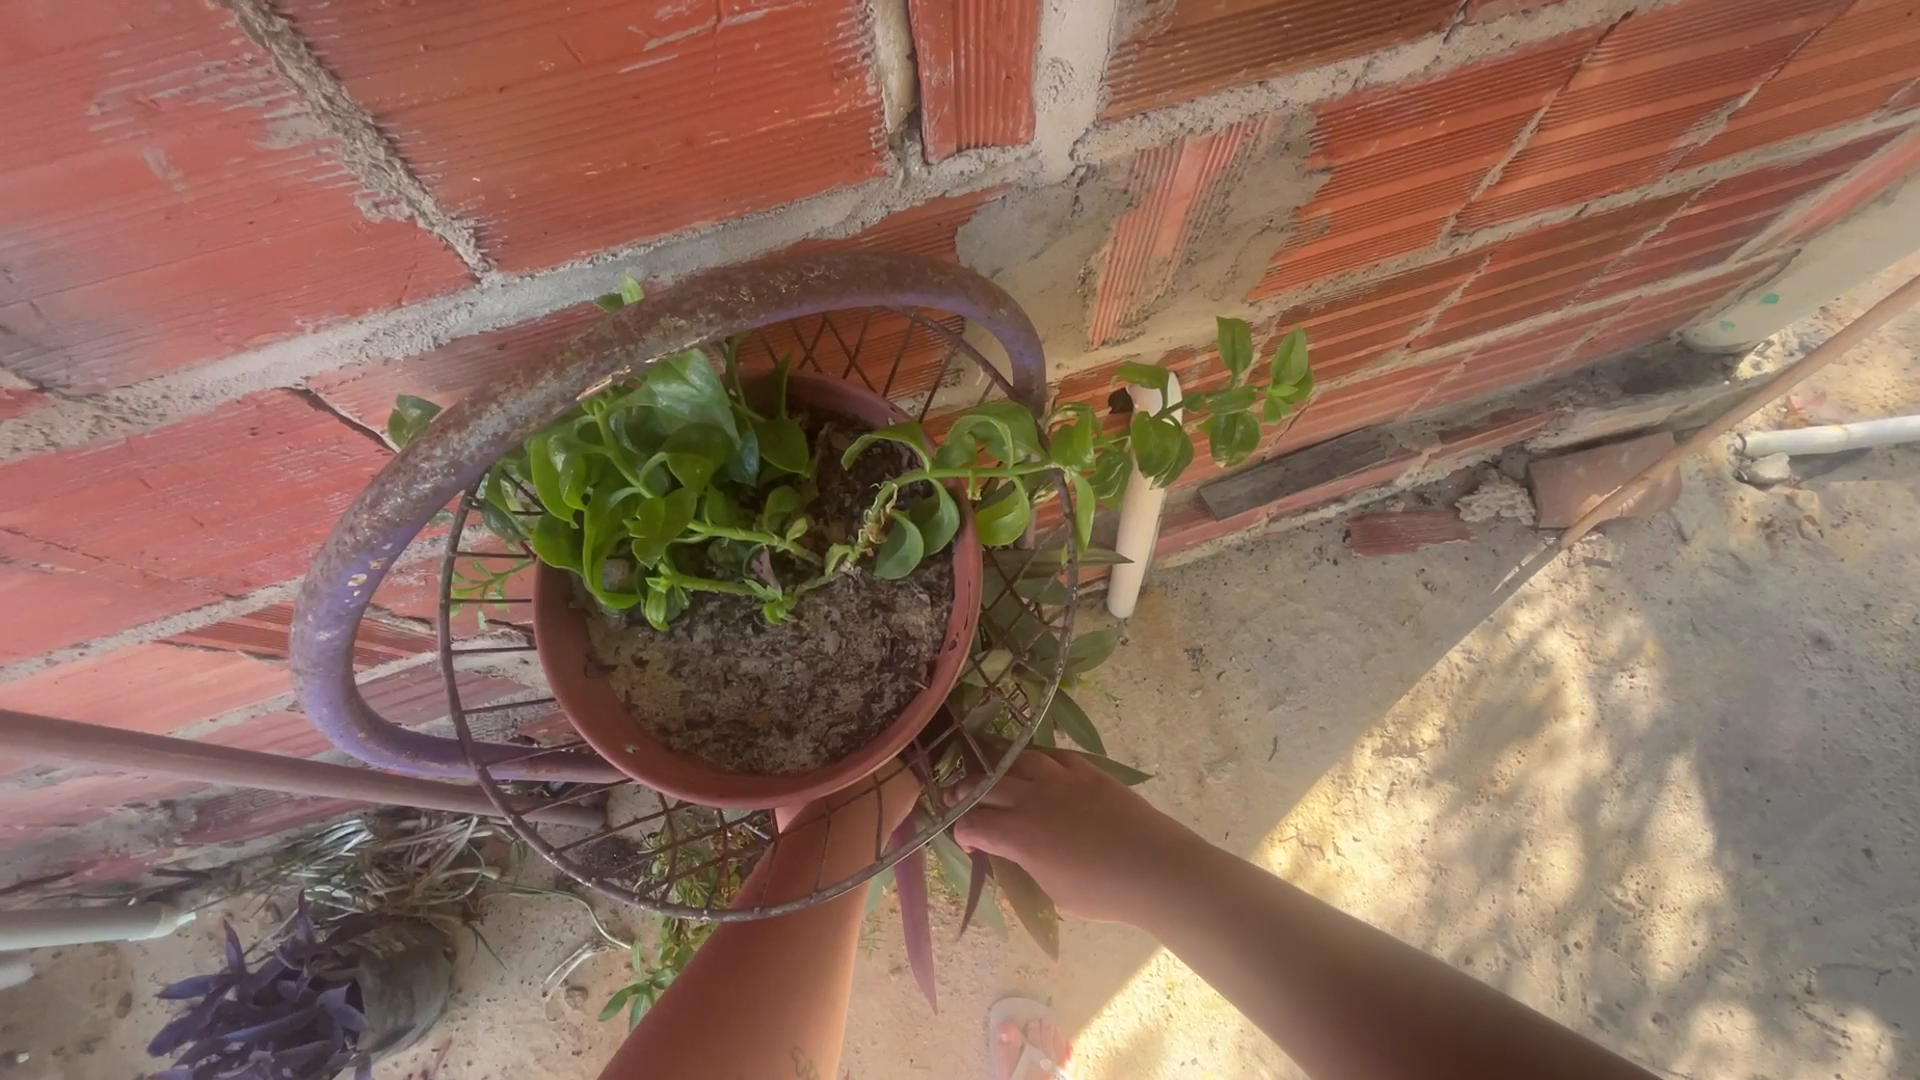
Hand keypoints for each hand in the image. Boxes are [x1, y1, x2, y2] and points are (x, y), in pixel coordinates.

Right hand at [951, 748, 1204, 925]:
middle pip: (984, 784)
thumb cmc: (1103, 892)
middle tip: (959, 797)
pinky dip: (1036, 760)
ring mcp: (1059, 779)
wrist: (1153, 867)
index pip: (973, 824)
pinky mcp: (1085, 769)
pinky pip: (1051, 755)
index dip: (962, 832)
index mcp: (1019, 836)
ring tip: (993, 776)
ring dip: (998, 769)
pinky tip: (1034, 766)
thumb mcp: (1053, 891)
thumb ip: (1027, 864)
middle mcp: (1031, 800)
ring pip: (1015, 761)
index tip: (968, 841)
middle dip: (965, 791)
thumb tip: (1017, 852)